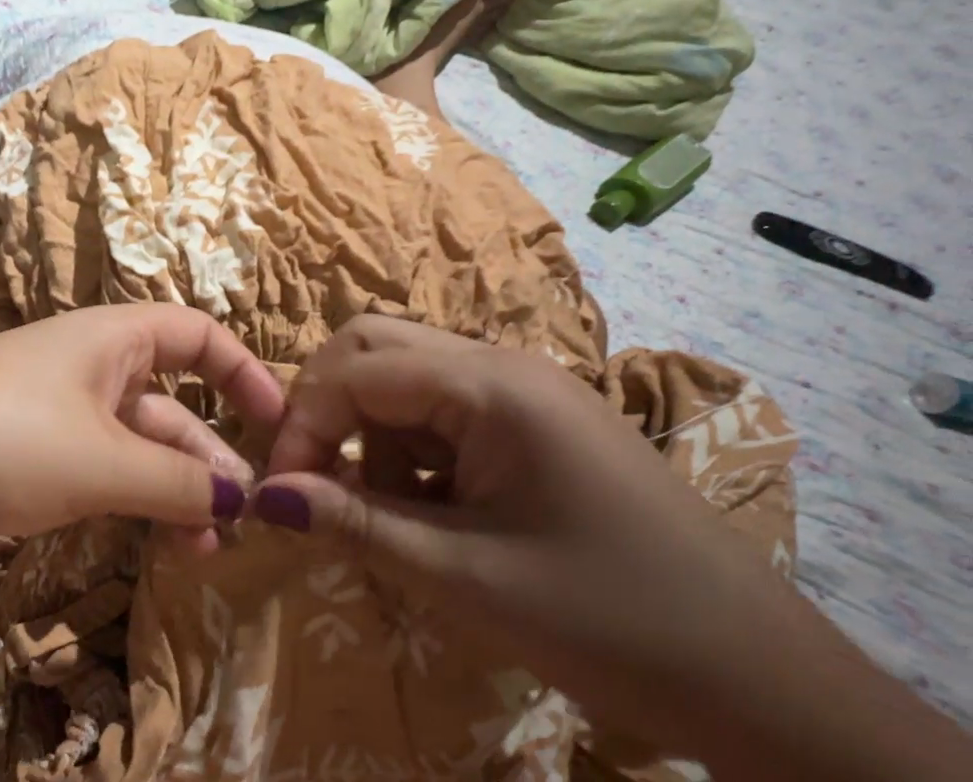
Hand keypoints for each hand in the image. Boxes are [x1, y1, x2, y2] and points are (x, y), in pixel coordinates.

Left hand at [0, 304, 284, 607]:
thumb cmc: (0, 439)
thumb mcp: (102, 461)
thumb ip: (178, 483)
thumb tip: (245, 503)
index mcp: (108, 339)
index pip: (194, 333)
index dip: (242, 370)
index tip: (279, 423)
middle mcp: (85, 367)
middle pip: (169, 401)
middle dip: (209, 456)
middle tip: (245, 518)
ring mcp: (54, 415)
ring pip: (135, 446)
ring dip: (173, 490)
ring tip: (208, 548)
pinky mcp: (27, 459)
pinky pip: (98, 473)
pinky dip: (131, 503)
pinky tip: (157, 542)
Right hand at [247, 316, 806, 760]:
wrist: (764, 680)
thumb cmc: (607, 621)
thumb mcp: (462, 578)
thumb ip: (353, 524)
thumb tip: (263, 495)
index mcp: (490, 385)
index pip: (352, 369)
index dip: (302, 426)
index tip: (281, 496)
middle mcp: (504, 366)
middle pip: (372, 346)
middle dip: (327, 408)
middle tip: (316, 483)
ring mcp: (526, 393)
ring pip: (403, 377)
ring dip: (368, 433)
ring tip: (382, 514)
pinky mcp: (538, 427)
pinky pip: (443, 411)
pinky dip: (410, 451)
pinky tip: (431, 514)